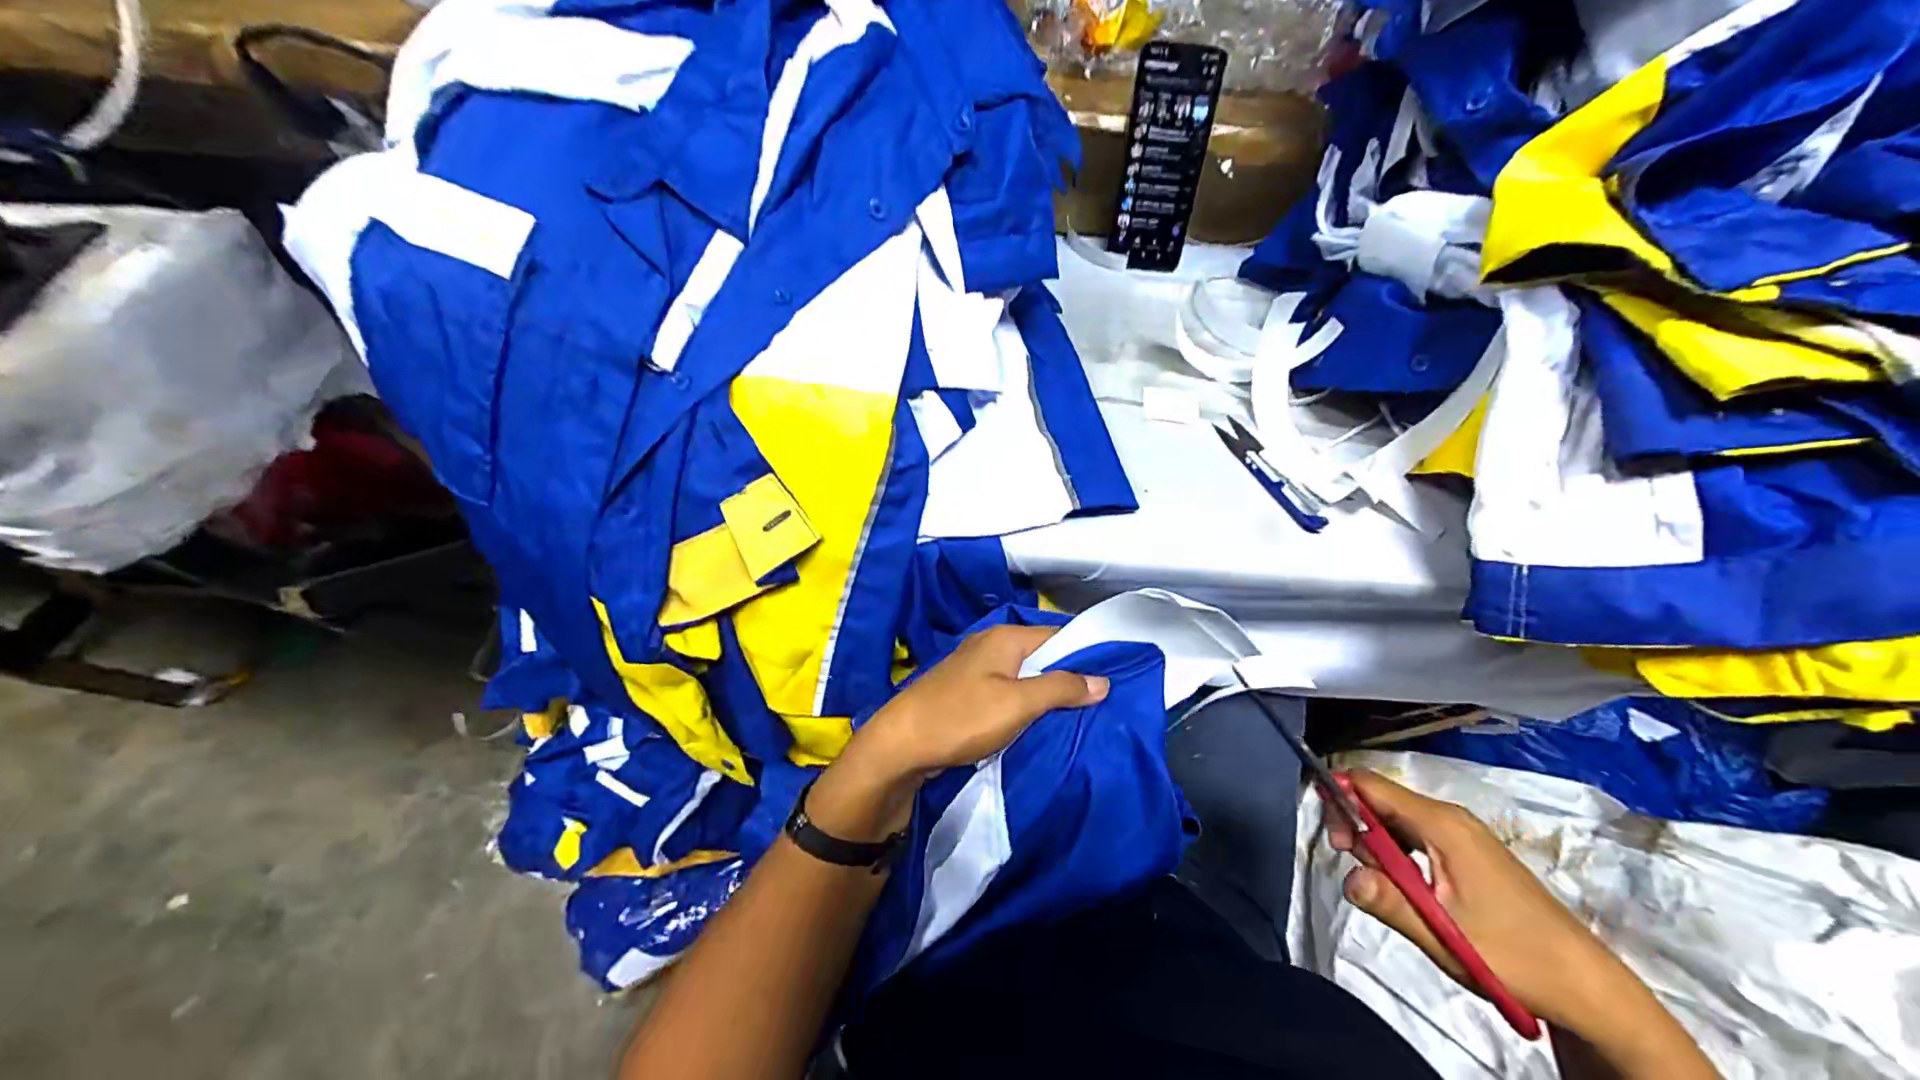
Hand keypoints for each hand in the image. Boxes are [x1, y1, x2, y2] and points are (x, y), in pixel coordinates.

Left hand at [806, 625, 1108, 842]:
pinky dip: (1020, 706)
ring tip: (1070, 719)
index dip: (1085, 655)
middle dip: (1066, 678)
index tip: (1110, 680)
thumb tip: (1102, 680)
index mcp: (1004, 638)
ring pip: (1022, 677)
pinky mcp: (963, 693)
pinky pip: (1004, 693)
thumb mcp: (1018, 704)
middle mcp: (989, 646)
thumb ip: (1061, 688)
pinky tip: (1032, 726)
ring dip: (1043, 696)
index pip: (1058, 636)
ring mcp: (974, 669)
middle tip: (1095, 706)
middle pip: (1040, 656)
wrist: (899, 746)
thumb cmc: (961, 719)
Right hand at [1326, 769, 1645, 1031]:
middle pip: (1380, 798)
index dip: (1339, 796)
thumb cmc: (1515, 956)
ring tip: (1385, 885)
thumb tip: (1346, 878)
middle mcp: (1451, 819)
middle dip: (1355, 825)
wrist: (1587, 988)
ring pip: (1396, 818)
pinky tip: (1405, 884)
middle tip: (1359, 870)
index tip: (1332, 837)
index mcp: (1442, 825)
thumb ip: (1387, 901)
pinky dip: (1397, 851)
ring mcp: (1463, 835)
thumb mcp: (1443, 935)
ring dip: (1376, 843)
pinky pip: (1415, 834)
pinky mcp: (1468, 853)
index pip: (1370, 783)